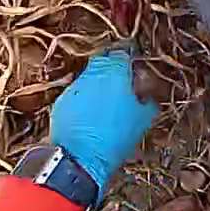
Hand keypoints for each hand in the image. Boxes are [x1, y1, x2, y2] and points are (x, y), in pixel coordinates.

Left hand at [50, 48, 156, 189]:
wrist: (80, 158)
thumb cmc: (115, 136)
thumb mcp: (143, 119)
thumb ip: (147, 100)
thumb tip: (146, 96)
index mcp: (116, 72)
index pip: (125, 52)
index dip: (131, 59)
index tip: (136, 68)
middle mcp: (93, 73)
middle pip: (104, 59)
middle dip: (114, 66)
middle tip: (123, 81)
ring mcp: (75, 86)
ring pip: (89, 75)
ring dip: (99, 82)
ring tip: (108, 100)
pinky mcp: (62, 100)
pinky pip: (77, 92)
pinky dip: (85, 97)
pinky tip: (91, 113)